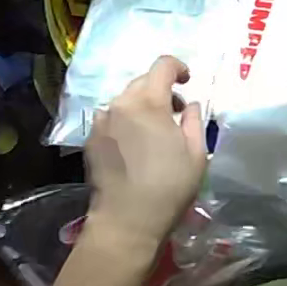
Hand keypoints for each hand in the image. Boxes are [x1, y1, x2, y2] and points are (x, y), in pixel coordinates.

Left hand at [82, 56, 206, 254]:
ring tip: (153, 132)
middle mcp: (120, 104)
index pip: (162, 66)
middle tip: (175, 114)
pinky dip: (125, 122)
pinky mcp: (90, 139)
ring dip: (141, 106)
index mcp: (149, 102)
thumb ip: (194, 121)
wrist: (126, 219)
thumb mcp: (196, 154)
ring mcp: (101, 121)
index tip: (187, 81)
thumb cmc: (169, 187)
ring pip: (124, 101)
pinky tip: (133, 147)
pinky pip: (111, 119)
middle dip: (161, 90)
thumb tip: (189, 104)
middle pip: (142, 82)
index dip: (178, 68)